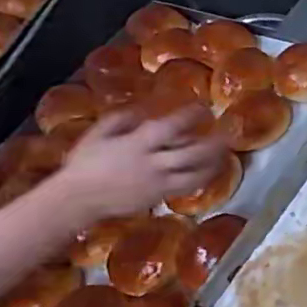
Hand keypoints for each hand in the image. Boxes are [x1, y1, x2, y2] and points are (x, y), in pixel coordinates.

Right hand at [44, 107, 227, 220]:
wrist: (79, 198)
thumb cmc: (85, 163)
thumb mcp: (98, 134)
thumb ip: (121, 119)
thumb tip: (143, 109)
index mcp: (138, 144)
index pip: (171, 126)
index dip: (191, 116)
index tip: (203, 107)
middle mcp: (154, 163)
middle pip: (193, 152)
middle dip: (214, 142)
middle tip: (228, 132)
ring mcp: (160, 181)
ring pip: (197, 172)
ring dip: (215, 161)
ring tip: (226, 152)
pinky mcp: (162, 196)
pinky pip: (189, 187)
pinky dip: (203, 177)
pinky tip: (210, 171)